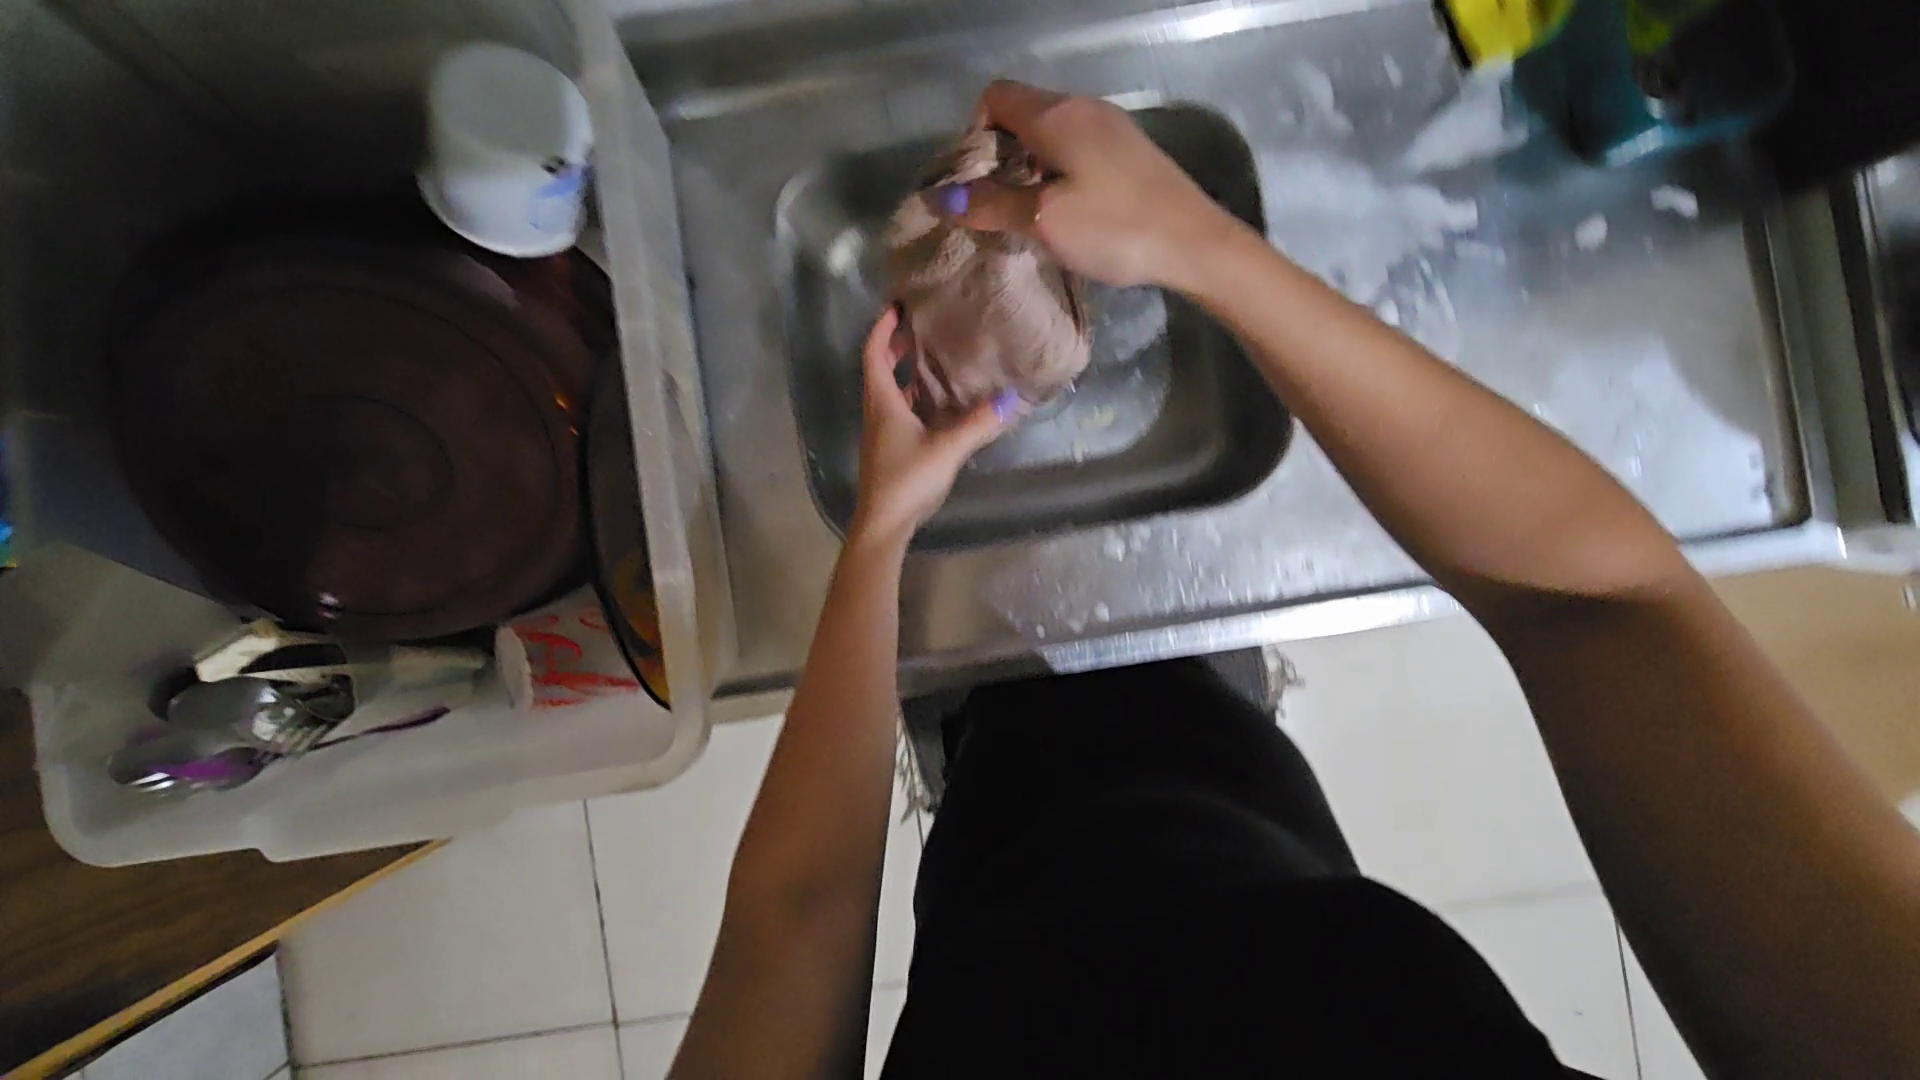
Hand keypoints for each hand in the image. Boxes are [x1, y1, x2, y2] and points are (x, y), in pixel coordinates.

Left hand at [849, 308, 1014, 547]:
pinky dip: (916, 401)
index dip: (882, 329)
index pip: (874, 354)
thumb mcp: (947, 449)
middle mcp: (878, 413)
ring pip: (891, 394)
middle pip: (880, 370)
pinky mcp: (891, 451)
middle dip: (896, 347)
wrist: (883, 524)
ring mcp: (882, 434)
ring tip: (936, 359)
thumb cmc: (906, 480)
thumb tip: (1013, 398)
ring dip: (907, 375)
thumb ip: (978, 424)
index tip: (897, 308)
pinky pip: (901, 414)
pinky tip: (939, 405)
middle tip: (921, 329)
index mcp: (882, 402)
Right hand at [942, 80, 1248, 291]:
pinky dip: (1057, 171)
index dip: (974, 133)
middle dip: (999, 153)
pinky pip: (1076, 148)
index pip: (995, 96)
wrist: (1194, 243)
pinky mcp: (1129, 151)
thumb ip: (993, 204)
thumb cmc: (1114, 228)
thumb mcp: (1044, 220)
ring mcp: (1111, 127)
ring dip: (1028, 166)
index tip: (976, 181)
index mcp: (1056, 114)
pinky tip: (1065, 211)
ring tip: (1027, 213)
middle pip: (1023, 112)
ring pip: (1050, 133)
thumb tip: (946, 197)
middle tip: (995, 204)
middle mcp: (1083, 107)